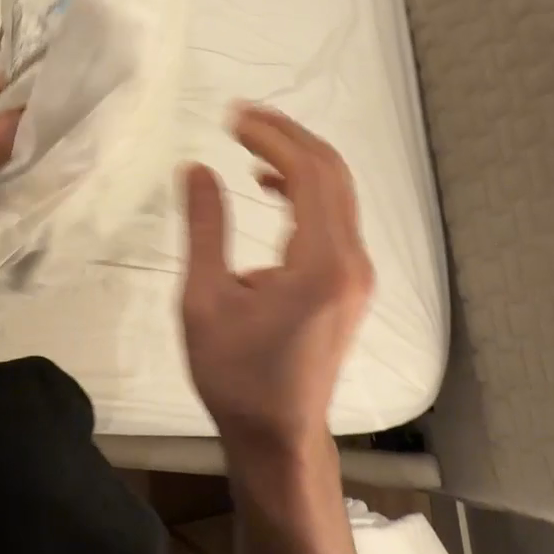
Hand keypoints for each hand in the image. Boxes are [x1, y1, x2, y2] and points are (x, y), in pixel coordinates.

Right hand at [180, 105, 373, 452]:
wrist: (278, 437)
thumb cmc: (236, 374)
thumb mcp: (204, 299)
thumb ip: (204, 228)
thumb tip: (196, 168)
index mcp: (321, 262)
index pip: (308, 173)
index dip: (272, 135)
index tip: (231, 117)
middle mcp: (351, 261)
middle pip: (332, 172)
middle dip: (287, 134)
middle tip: (241, 115)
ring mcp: (357, 273)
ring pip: (337, 191)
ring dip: (296, 157)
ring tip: (249, 137)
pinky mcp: (349, 282)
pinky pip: (334, 215)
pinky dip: (304, 187)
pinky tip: (269, 183)